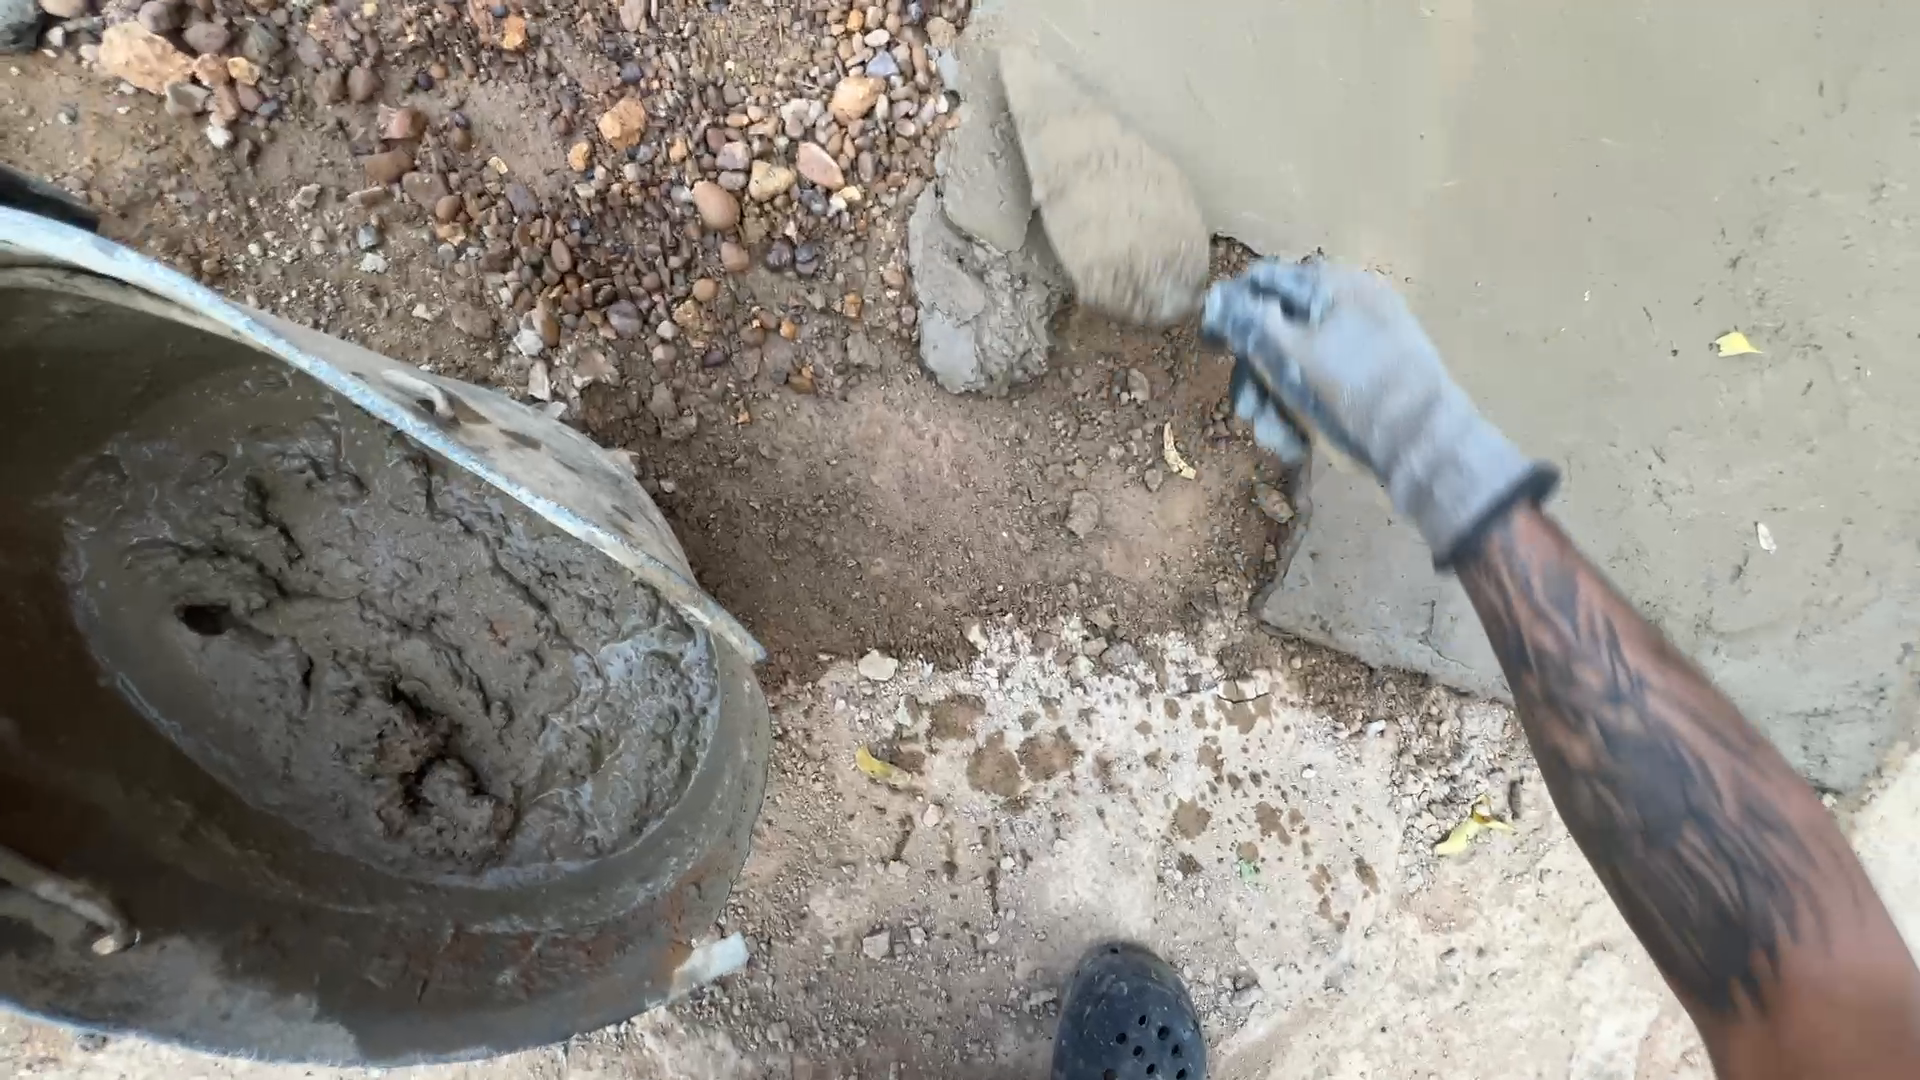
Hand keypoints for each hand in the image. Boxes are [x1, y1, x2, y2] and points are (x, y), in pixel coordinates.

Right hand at [1203, 258, 1554, 564]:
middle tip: (1244, 411)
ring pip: (1285, 367)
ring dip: (1270, 404)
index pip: (1264, 281)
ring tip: (1273, 435)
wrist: (1417, 444)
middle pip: (1270, 331)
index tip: (1211, 346)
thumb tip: (1213, 297)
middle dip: (1253, 376)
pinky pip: (1308, 389)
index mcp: (1331, 287)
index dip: (1231, 310)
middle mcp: (1340, 309)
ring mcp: (1350, 347)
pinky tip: (1294, 442)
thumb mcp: (1289, 354)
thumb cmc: (1351, 391)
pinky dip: (1294, 415)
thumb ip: (1247, 323)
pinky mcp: (1353, 383)